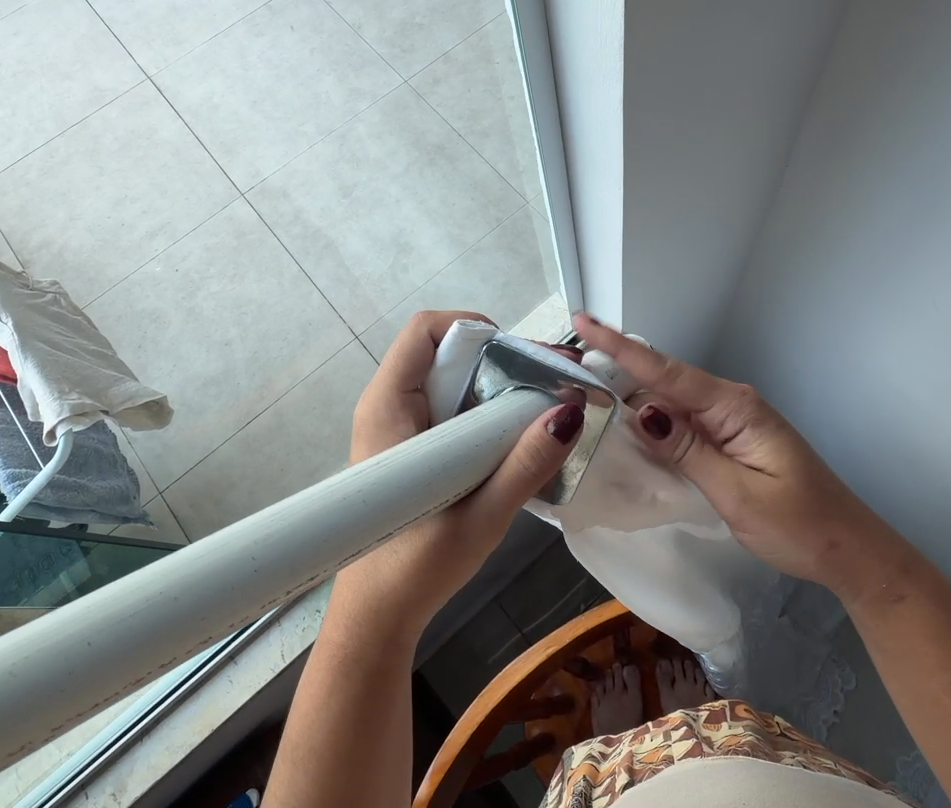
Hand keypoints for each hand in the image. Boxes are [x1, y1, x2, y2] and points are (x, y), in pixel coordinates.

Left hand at [338, 311, 584, 627]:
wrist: (377, 618)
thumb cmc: (415, 569)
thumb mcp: (482, 516)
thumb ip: (526, 463)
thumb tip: (572, 410)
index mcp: (389, 408)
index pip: (427, 331)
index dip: (478, 331)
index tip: (525, 363)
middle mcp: (389, 406)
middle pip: (449, 353)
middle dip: (506, 363)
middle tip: (556, 388)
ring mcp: (400, 428)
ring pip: (457, 383)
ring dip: (503, 393)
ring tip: (549, 415)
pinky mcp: (414, 450)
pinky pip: (456, 411)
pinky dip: (491, 417)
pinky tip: (520, 443)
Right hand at [572, 312, 902, 603]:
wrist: (847, 550)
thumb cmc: (798, 525)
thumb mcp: (738, 493)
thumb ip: (687, 451)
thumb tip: (640, 412)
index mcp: (734, 408)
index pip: (667, 372)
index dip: (622, 349)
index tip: (583, 323)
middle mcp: (730, 405)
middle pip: (663, 379)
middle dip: (616, 366)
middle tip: (564, 361)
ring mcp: (728, 422)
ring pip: (669, 400)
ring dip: (628, 393)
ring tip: (580, 384)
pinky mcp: (727, 441)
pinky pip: (680, 423)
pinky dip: (649, 420)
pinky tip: (621, 421)